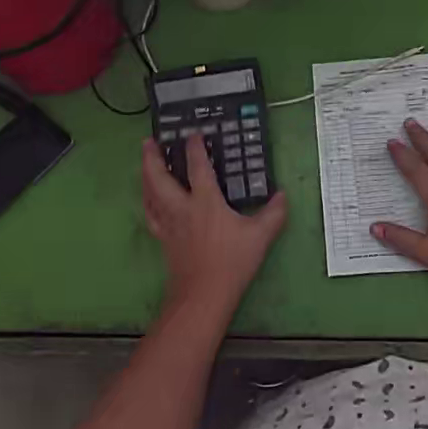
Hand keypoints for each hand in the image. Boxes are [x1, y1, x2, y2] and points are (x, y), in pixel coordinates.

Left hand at [141, 134, 285, 314]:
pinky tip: (148, 198)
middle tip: (149, 142)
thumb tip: (282, 194)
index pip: (198, 167)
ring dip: (145, 174)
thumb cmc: (232, 261)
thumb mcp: (261, 235)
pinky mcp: (164, 238)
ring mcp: (169, 223)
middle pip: (159, 177)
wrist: (204, 293)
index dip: (195, 148)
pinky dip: (147, 200)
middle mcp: (182, 207)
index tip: (193, 134)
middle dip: (153, 157)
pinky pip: (150, 213)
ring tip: (145, 162)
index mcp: (206, 202)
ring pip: (150, 193)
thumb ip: (274, 212)